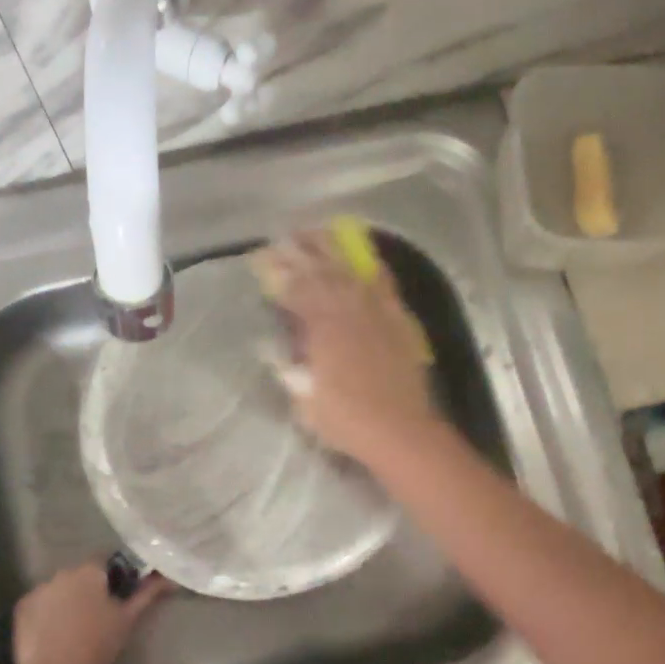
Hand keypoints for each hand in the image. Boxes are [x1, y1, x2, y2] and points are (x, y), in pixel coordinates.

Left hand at [13, 561, 169, 663]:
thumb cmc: (99, 646)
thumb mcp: (128, 619)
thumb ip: (147, 593)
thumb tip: (169, 578)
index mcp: (89, 571)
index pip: (105, 562)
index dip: (113, 577)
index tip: (118, 597)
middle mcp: (61, 573)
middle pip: (79, 576)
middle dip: (88, 590)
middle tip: (98, 616)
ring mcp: (38, 590)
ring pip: (58, 590)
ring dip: (66, 601)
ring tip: (73, 629)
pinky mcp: (21, 609)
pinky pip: (39, 605)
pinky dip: (46, 614)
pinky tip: (53, 635)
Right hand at [254, 232, 439, 463]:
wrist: (401, 430)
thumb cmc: (346, 419)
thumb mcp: (305, 398)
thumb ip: (288, 369)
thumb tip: (272, 349)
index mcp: (322, 327)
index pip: (296, 290)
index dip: (278, 272)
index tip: (263, 257)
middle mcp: (349, 310)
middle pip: (323, 271)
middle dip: (302, 252)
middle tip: (286, 236)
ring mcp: (377, 312)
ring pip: (352, 271)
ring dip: (334, 250)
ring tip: (319, 233)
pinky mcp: (398, 320)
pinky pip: (384, 285)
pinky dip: (372, 268)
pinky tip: (367, 259)